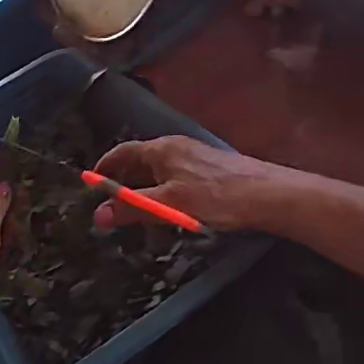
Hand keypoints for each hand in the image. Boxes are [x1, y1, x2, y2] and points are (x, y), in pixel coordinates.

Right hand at [91, 136, 318, 233]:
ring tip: (140, 216)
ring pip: (159, 173)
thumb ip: (132, 208)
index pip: (122, 152)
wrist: (272, 196)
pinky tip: (173, 213)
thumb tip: (98, 215)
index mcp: (161, 149)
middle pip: (140, 163)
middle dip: (124, 184)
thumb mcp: (169, 204)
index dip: (104, 168)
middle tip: (114, 207)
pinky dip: (165, 194)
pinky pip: (176, 179)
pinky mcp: (211, 170)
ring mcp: (195, 157)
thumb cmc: (217, 196)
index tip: (92, 185)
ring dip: (145, 192)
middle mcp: (176, 147)